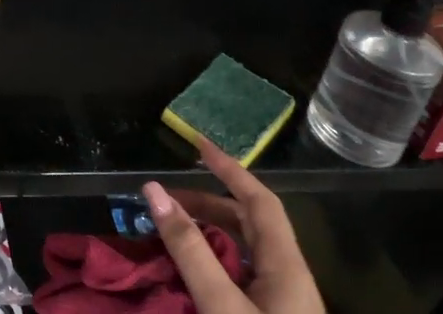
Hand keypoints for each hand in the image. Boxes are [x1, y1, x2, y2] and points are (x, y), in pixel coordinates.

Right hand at [142, 141, 324, 313]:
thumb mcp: (222, 306)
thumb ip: (188, 249)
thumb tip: (153, 190)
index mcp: (286, 267)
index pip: (258, 201)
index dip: (229, 169)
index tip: (196, 145)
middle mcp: (289, 280)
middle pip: (250, 225)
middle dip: (207, 203)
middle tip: (164, 199)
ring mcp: (282, 306)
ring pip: (245, 253)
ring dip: (208, 234)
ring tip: (170, 230)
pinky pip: (240, 279)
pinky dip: (212, 263)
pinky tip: (188, 273)